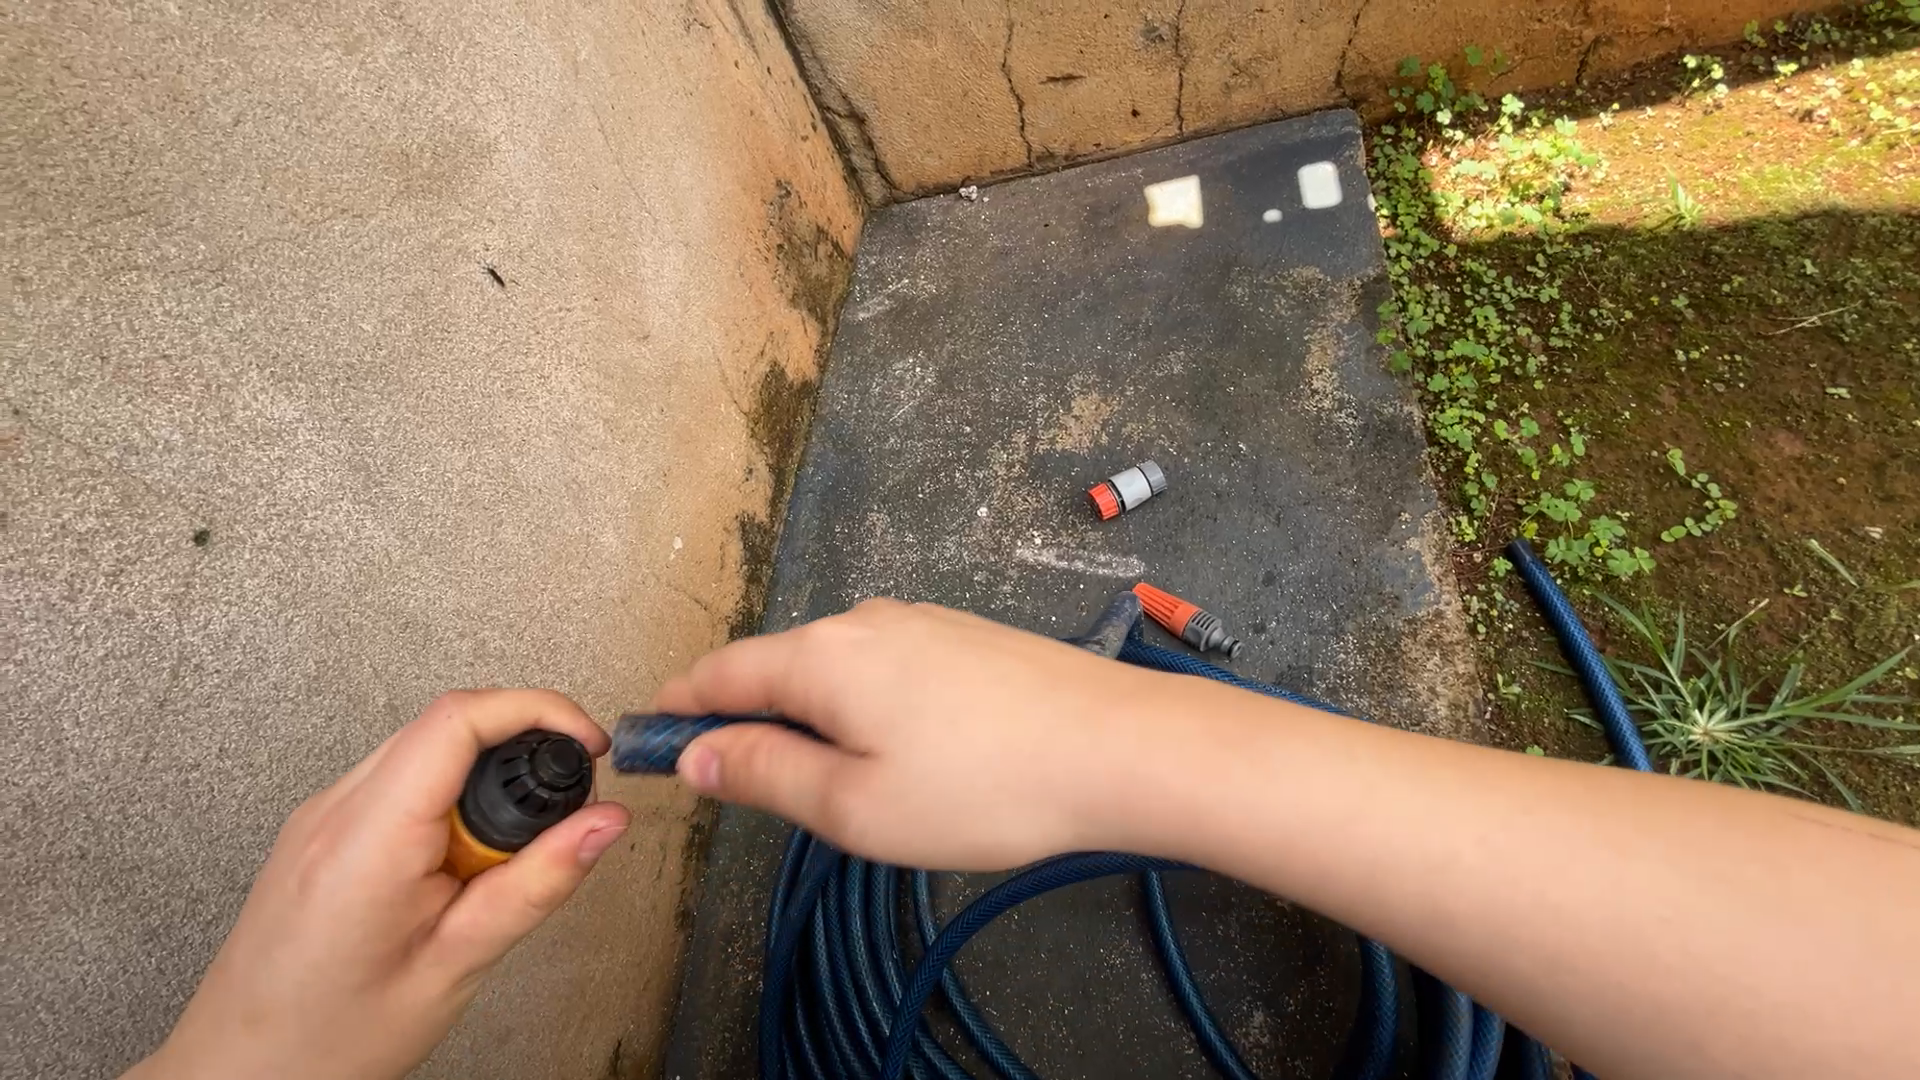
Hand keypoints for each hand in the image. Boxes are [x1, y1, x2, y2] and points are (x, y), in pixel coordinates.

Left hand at [128, 690, 630, 1079]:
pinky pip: (414, 769)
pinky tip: (472, 847)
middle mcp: (335, 812)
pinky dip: (465, 788)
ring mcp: (325, 813)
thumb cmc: (329, 1040)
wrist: (239, 1079)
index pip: (457, 721)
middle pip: (452, 721)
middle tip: (565, 797)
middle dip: (529, 740)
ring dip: (497, 768)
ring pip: (435, 742)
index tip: (586, 740)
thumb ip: (539, 884)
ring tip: (512, 842)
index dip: (539, 710)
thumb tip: (605, 821)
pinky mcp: (330, 823)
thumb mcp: (458, 965)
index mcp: (366, 844)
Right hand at [652, 599, 1181, 869]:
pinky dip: (863, 702)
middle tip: (749, 785)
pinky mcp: (960, 633)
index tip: (650, 739)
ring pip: (835, 667)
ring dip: (813, 715)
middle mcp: (865, 620)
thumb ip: (764, 774)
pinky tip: (899, 745)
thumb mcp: (855, 805)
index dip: (678, 708)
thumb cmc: (981, 786)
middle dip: (749, 718)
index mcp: (824, 656)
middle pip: (778, 666)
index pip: (720, 673)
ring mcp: (919, 620)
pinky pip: (884, 665)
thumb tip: (698, 755)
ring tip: (836, 778)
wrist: (1114, 745)